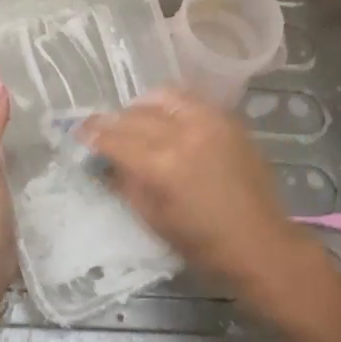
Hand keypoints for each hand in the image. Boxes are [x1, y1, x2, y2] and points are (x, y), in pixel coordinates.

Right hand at [83, 88, 311, 294]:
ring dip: (142, 107)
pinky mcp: (229, 120)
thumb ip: (126, 185)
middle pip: (136, 115)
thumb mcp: (154, 221)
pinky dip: (172, 105)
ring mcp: (210, 122)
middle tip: (104, 131)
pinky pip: (191, 100)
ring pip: (163, 97)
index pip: (116, 138)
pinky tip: (166, 120)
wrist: (261, 244)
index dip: (93, 134)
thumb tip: (105, 162)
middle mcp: (185, 133)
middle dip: (114, 122)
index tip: (79, 133)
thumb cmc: (204, 245)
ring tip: (136, 121)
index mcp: (163, 165)